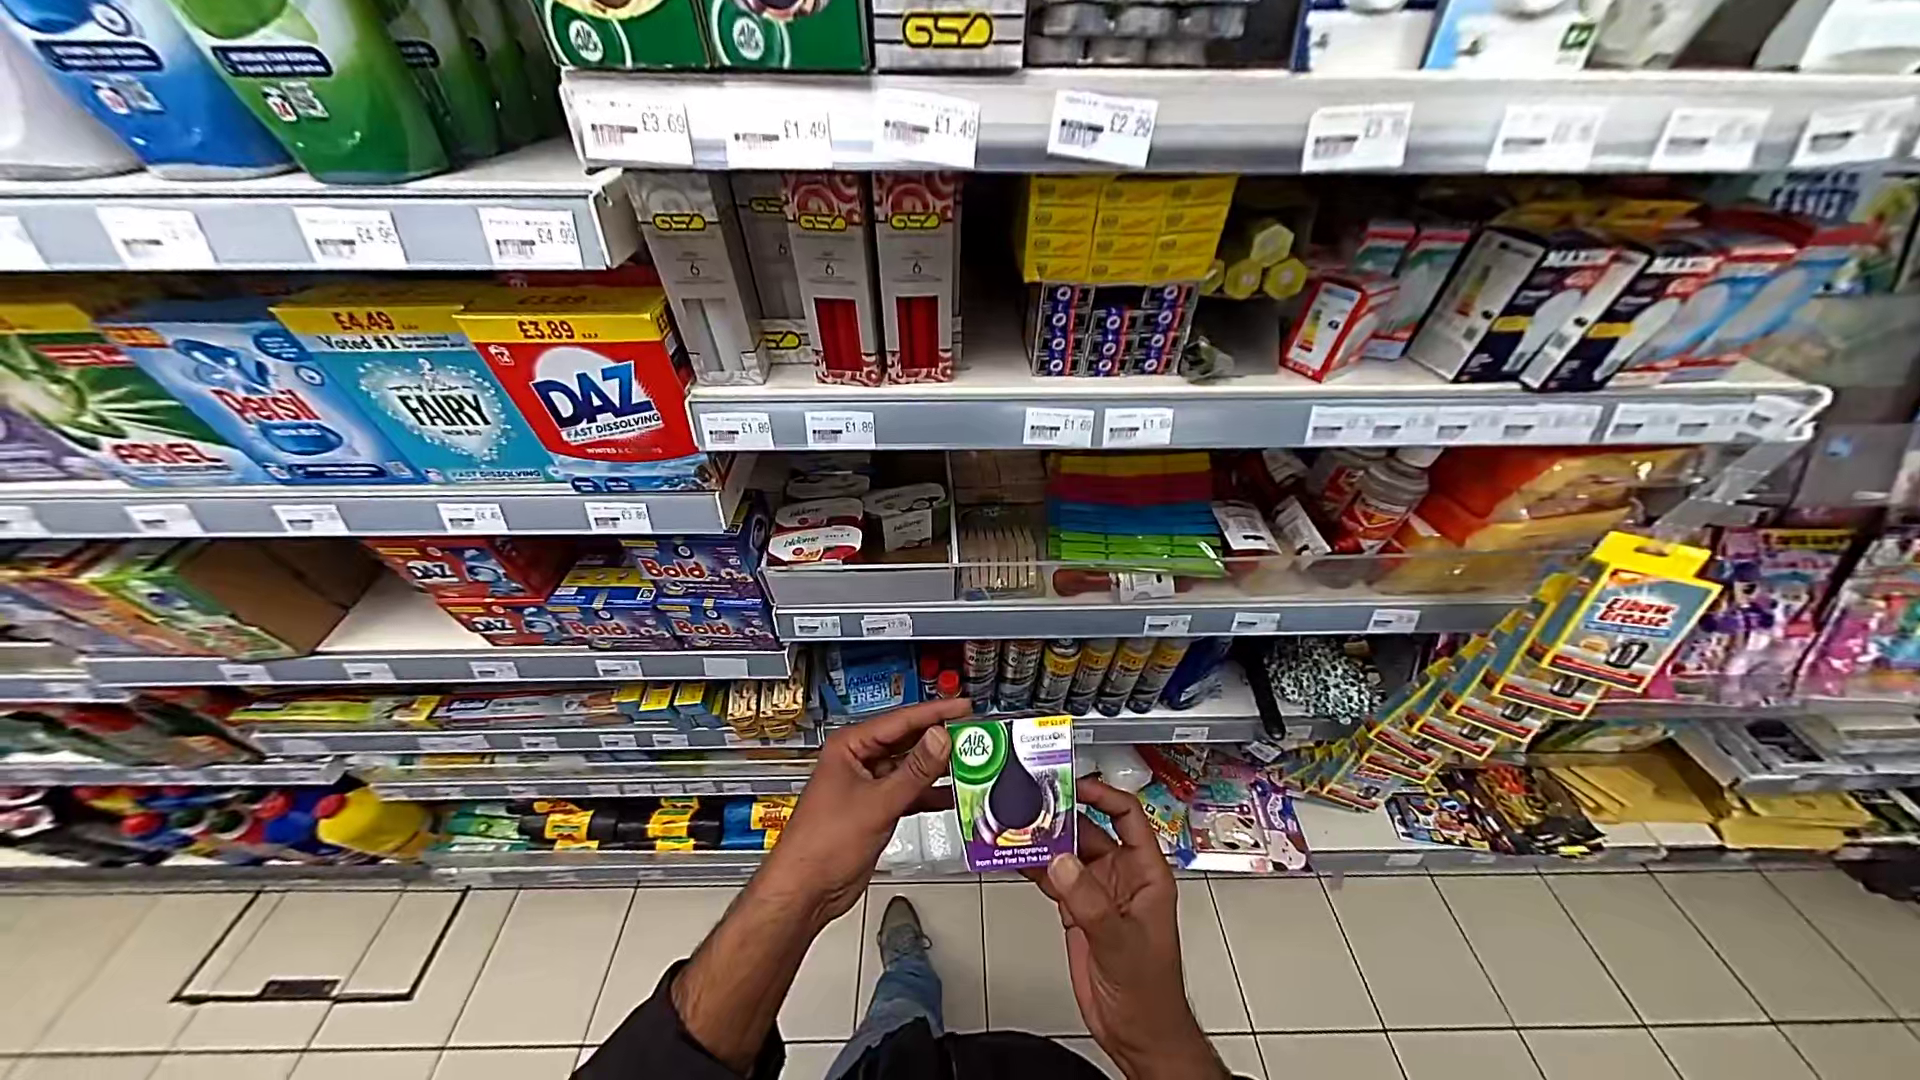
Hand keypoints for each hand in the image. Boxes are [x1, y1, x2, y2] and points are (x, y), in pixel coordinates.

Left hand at [757, 698, 969, 930]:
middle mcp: (859, 760)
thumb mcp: (877, 803)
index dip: (935, 712)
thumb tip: (940, 738)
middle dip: (940, 739)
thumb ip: (914, 771)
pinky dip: (929, 793)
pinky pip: (909, 792)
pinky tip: (952, 795)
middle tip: (973, 734)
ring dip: (937, 768)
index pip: (900, 720)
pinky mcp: (876, 808)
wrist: (805, 892)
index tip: (962, 707)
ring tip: (970, 762)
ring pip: (910, 767)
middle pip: (907, 741)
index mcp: (850, 746)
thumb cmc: (821, 845)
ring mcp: (868, 785)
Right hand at [1023, 778, 1225, 1079]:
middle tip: (1033, 800)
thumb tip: (1062, 862)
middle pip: (1090, 828)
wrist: (1137, 1034)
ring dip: (1044, 839)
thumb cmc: (1151, 992)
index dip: (1103, 795)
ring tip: (1016, 825)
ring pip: (1068, 850)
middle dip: (1062, 814)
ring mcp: (1097, 889)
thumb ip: (1090, 901)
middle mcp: (1121, 873)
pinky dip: (1033, 865)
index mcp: (1145, 871)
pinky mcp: (1076, 907)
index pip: (1127, 815)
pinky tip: (1014, 856)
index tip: (1075, 785)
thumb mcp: (1121, 942)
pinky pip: (1053, 875)